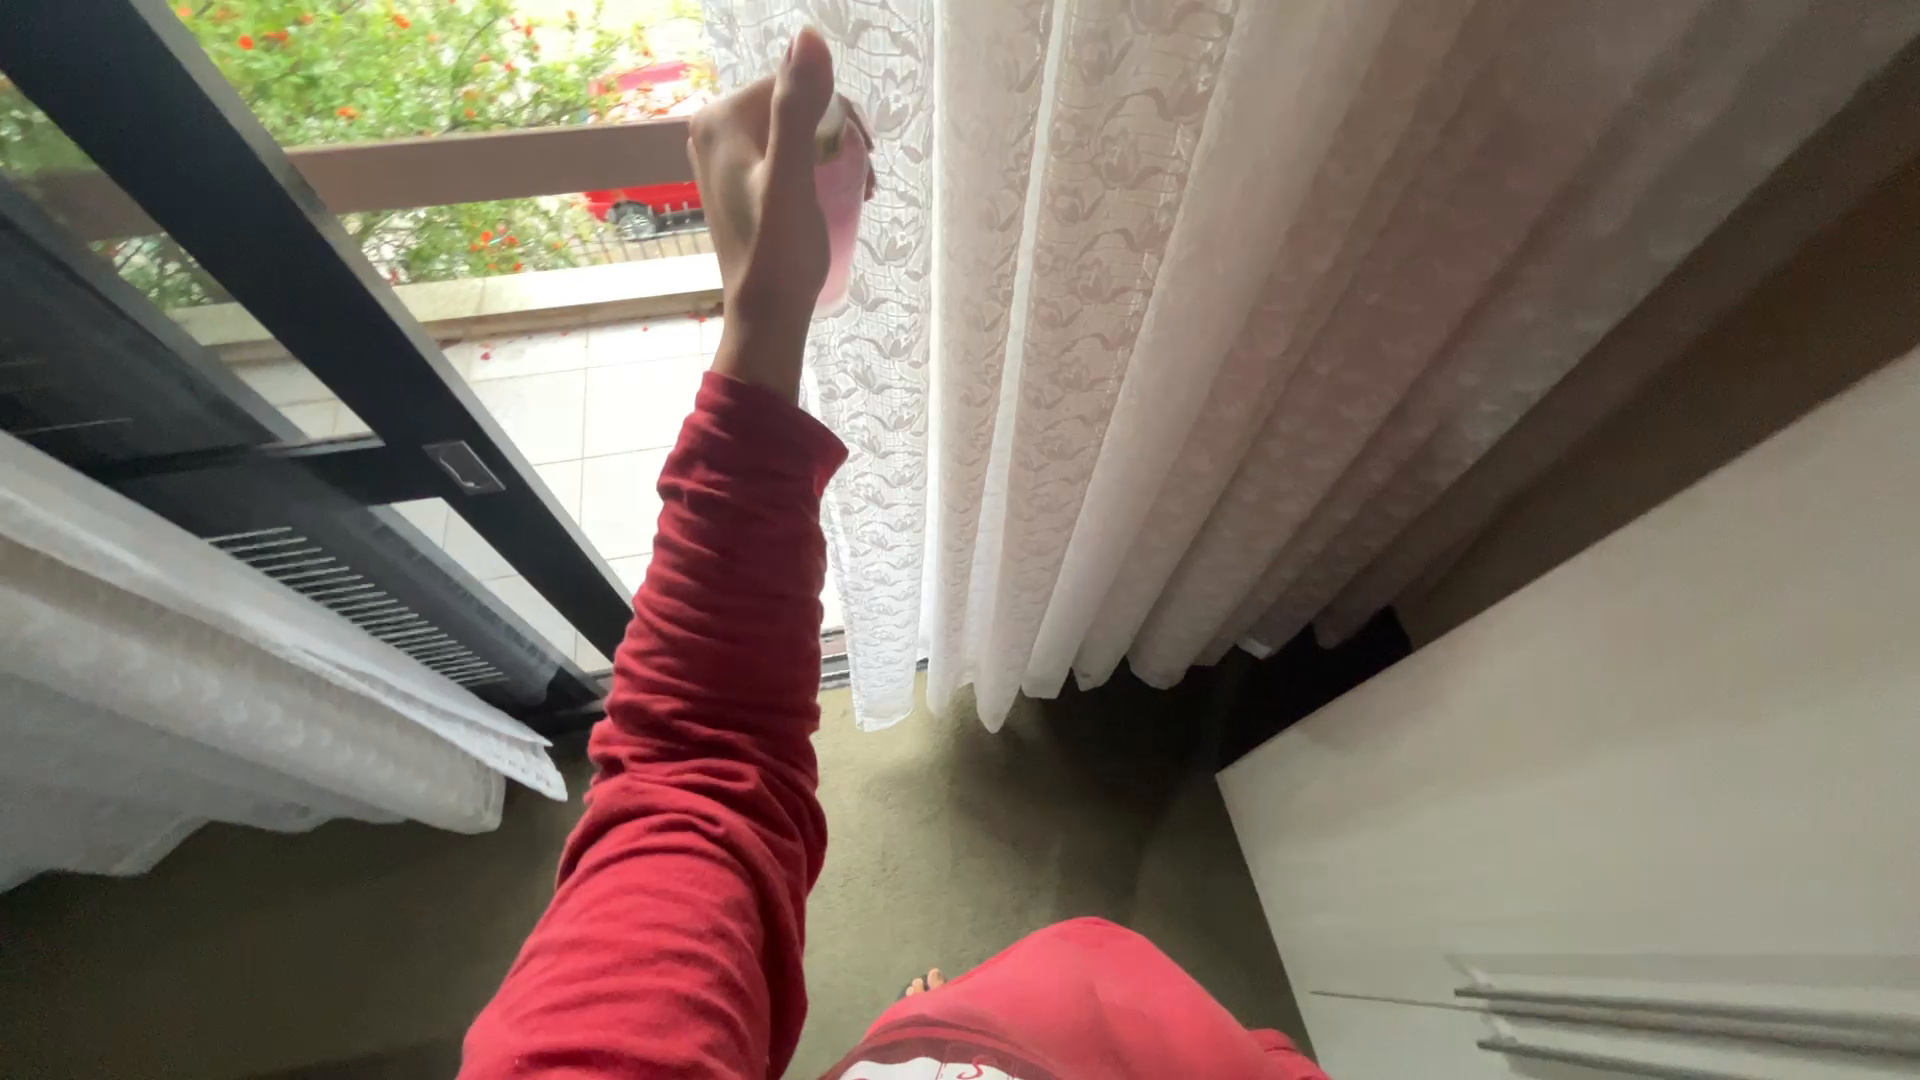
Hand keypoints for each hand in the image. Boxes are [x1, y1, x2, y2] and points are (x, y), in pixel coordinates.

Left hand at [688, 26, 835, 400]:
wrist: (766, 316)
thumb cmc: (781, 253)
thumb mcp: (794, 178)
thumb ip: (797, 108)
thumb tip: (808, 36)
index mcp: (720, 120)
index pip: (793, 85)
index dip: (840, 115)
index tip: (869, 158)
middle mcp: (712, 132)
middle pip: (792, 109)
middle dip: (839, 137)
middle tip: (869, 180)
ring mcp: (722, 160)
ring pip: (790, 134)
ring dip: (832, 155)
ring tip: (860, 192)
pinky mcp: (736, 187)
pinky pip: (782, 159)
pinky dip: (813, 171)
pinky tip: (831, 197)